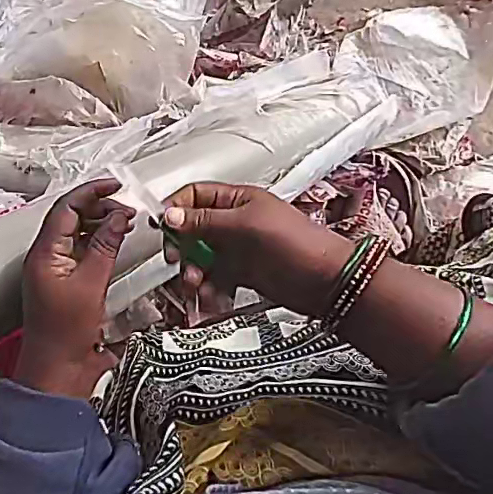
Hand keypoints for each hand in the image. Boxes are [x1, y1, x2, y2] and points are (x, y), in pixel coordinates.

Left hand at [15, 178, 133, 397]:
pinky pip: (79, 250)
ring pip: (75, 233)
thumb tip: (119, 217)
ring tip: (124, 222)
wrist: (56, 372)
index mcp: (44, 252)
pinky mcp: (63, 281)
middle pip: (70, 217)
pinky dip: (97, 242)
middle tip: (126, 208)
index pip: (66, 207)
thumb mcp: (92, 284)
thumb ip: (106, 246)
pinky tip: (114, 243)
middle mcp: (45, 256)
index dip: (92, 192)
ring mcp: (53, 269)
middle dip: (98, 207)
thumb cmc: (66, 335)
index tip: (115, 185)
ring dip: (99, 224)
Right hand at [163, 182, 352, 318]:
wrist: (328, 283)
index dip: (175, 210)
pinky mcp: (241, 274)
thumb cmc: (296, 243)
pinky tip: (211, 297)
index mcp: (236, 199)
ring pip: (199, 257)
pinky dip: (208, 288)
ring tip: (197, 283)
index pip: (194, 196)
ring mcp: (236, 249)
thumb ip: (205, 221)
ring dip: (192, 271)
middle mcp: (233, 222)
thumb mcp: (245, 225)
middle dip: (182, 246)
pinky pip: (213, 279)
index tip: (163, 227)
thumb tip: (171, 215)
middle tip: (178, 259)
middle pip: (191, 229)